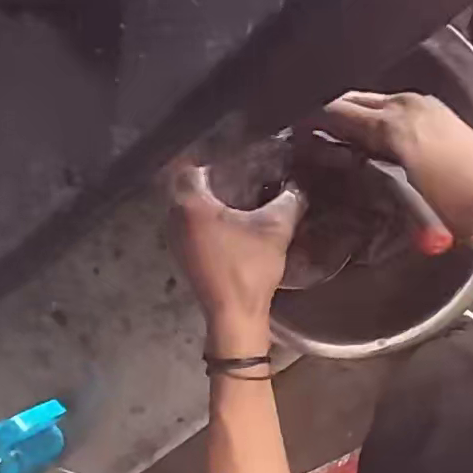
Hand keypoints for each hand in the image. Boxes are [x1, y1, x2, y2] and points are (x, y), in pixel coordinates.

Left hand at [167, 160, 304, 356]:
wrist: (235, 315)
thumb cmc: (250, 269)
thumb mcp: (276, 229)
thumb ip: (289, 200)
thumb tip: (299, 185)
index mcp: (190, 204)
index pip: (193, 165)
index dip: (216, 159)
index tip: (236, 157)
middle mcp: (174, 218)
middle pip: (189, 186)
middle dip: (214, 180)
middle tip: (240, 174)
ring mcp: (175, 240)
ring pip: (190, 208)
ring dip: (211, 202)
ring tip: (239, 197)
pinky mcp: (184, 256)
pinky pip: (192, 226)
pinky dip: (208, 221)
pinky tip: (232, 225)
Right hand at [316, 91, 472, 237]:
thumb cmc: (449, 201)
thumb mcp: (399, 181)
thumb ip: (366, 149)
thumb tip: (335, 138)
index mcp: (394, 120)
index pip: (343, 109)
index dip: (316, 116)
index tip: (297, 125)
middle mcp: (408, 105)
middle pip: (359, 101)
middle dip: (334, 111)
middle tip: (310, 127)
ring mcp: (426, 109)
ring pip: (378, 104)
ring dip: (356, 115)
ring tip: (336, 133)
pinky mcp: (439, 119)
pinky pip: (397, 111)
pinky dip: (378, 120)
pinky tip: (373, 138)